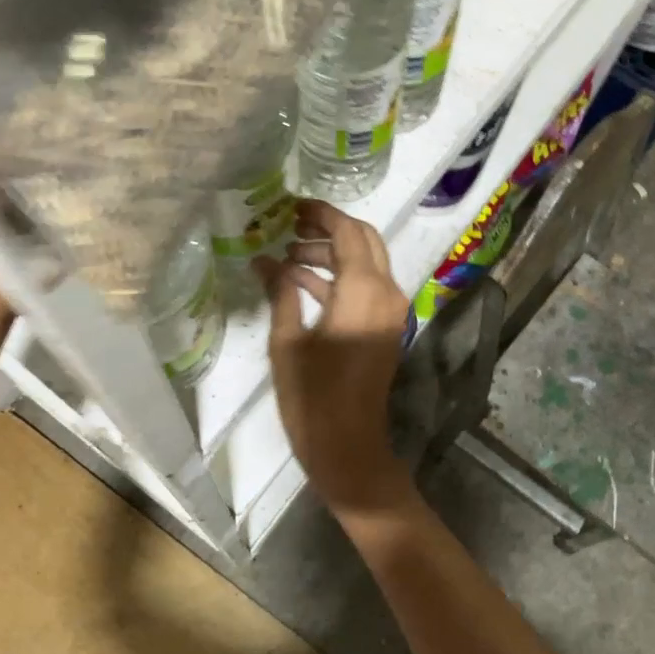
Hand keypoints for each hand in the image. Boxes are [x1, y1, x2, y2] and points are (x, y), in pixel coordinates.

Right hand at [253, 200, 413, 512]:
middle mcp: (385, 293)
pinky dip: (339, 278)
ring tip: (287, 257)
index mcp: (363, 291)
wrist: (348, 446)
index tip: (290, 207)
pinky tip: (300, 283)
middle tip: (289, 228)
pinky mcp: (385, 329)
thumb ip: (280, 292)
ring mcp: (390, 312)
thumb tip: (264, 260)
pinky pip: (366, 288)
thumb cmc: (312, 396)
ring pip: (366, 263)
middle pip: (364, 241)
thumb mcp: (287, 341)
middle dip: (328, 229)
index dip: (321, 214)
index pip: (348, 232)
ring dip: (331, 255)